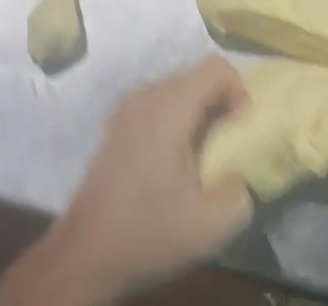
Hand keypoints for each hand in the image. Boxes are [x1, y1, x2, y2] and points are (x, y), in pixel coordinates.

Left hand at [0, 56, 254, 305]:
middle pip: (196, 77)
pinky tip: (173, 165)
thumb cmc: (148, 233)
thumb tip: (245, 171)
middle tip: (226, 146)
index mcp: (169, 107)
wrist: (82, 259)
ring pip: (176, 91)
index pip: (216, 67)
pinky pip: (157, 107)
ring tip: (202, 156)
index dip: (240, 91)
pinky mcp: (114, 129)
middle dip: (221, 104)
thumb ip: (245, 189)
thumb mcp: (214, 223)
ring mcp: (125, 111)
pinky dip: (175, 123)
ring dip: (198, 114)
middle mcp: (145, 97)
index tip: (240, 131)